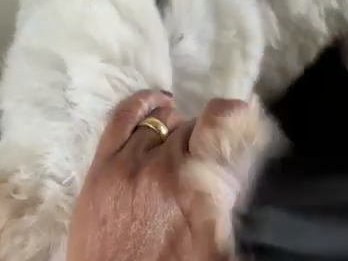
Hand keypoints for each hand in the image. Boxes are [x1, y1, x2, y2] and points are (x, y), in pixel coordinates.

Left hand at [65, 90, 269, 260]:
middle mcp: (166, 168)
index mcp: (199, 189)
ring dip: (174, 129)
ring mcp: (130, 164)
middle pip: (192, 128)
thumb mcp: (215, 245)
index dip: (232, 115)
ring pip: (162, 122)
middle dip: (201, 140)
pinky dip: (142, 103)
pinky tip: (156, 103)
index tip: (241, 115)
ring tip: (177, 146)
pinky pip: (124, 116)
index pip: (219, 126)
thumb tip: (245, 161)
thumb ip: (227, 200)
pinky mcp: (102, 168)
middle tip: (200, 163)